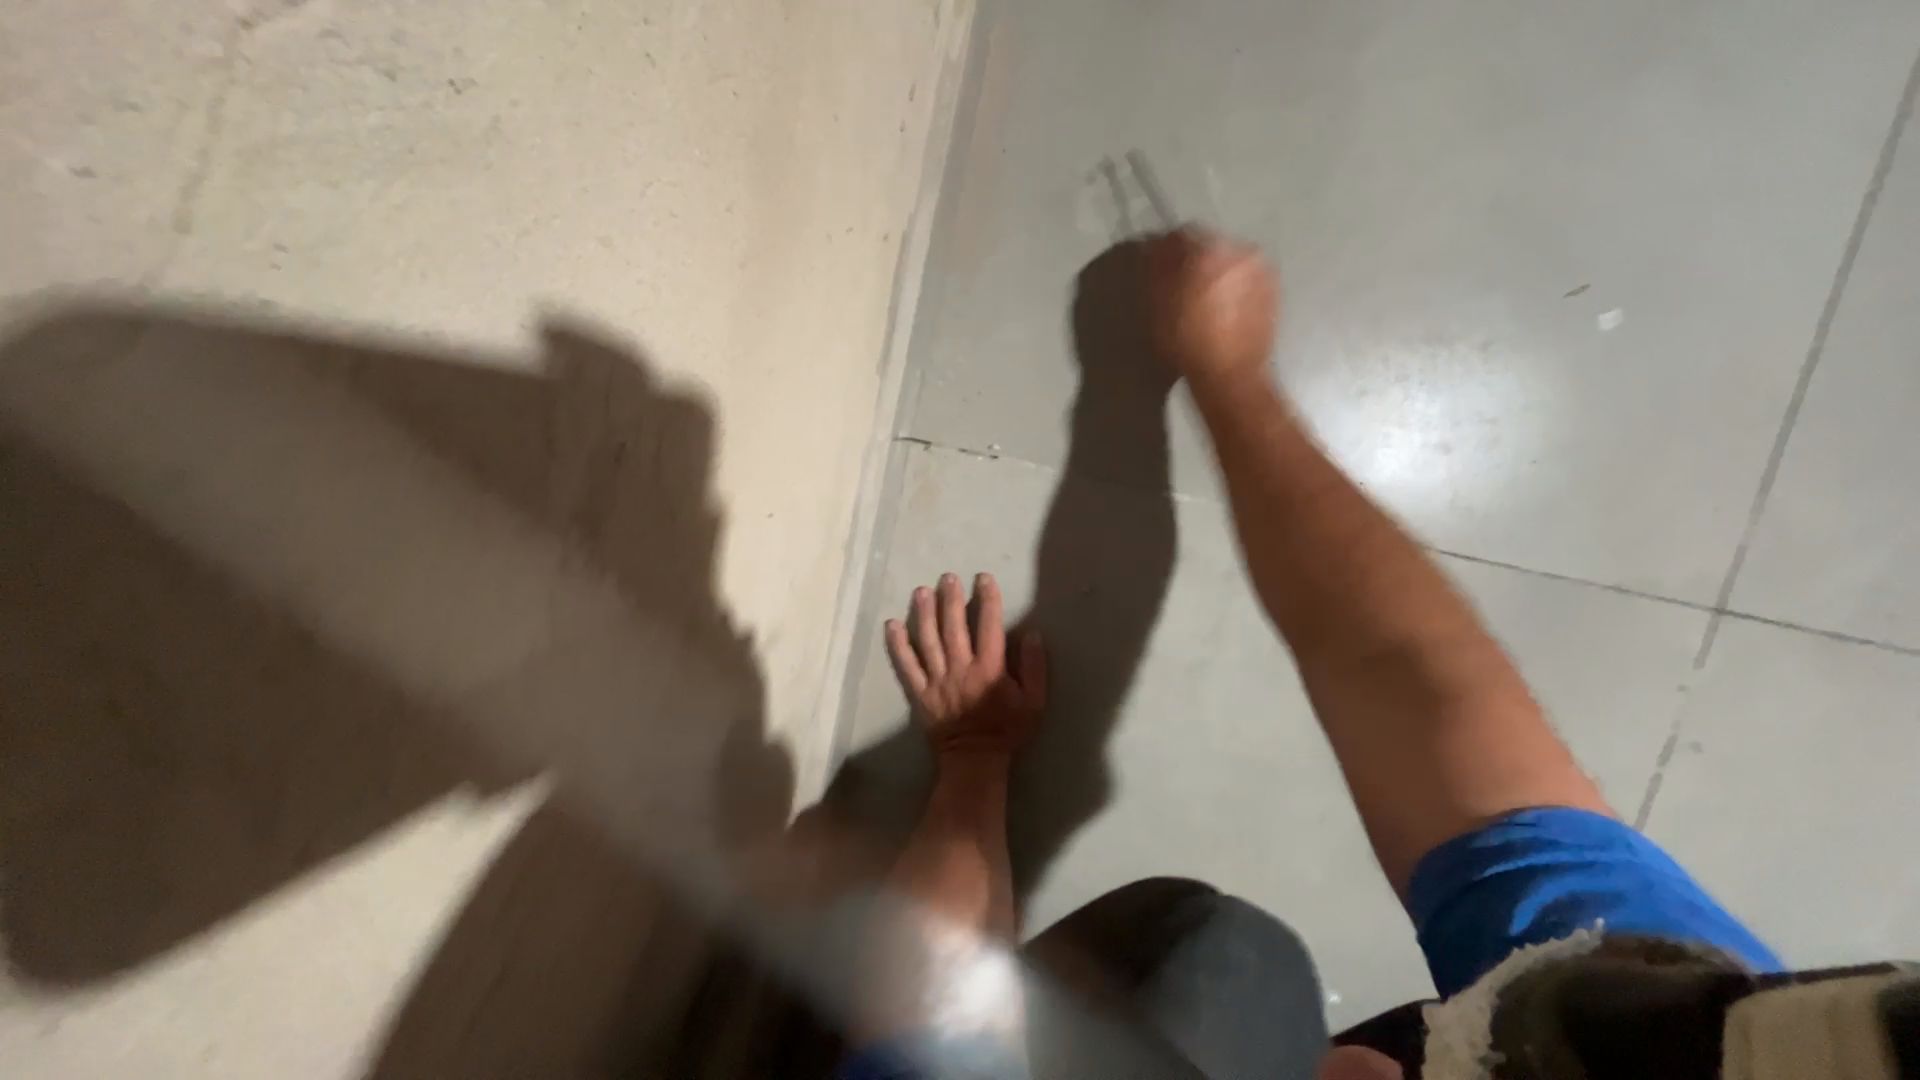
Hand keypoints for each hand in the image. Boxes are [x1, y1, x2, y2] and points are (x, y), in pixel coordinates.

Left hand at [885, 573, 1045, 756]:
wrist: (974, 760)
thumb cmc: (1007, 730)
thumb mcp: (1034, 701)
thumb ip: (1034, 667)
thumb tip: (1032, 633)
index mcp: (989, 669)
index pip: (989, 627)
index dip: (987, 600)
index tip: (983, 579)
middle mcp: (960, 670)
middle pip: (954, 627)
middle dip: (951, 599)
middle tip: (948, 577)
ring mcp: (937, 681)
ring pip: (928, 641)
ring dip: (924, 614)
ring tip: (921, 591)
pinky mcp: (919, 693)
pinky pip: (906, 666)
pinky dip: (898, 645)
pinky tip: (892, 624)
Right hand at [1145, 229, 1279, 388]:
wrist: (1231, 375)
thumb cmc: (1186, 342)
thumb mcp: (1158, 306)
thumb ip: (1156, 268)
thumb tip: (1156, 246)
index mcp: (1208, 250)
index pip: (1181, 234)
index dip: (1166, 250)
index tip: (1157, 267)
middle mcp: (1240, 250)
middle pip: (1210, 246)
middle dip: (1194, 260)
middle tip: (1181, 285)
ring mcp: (1261, 269)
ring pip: (1230, 261)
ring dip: (1217, 273)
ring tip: (1205, 300)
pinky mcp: (1273, 290)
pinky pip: (1247, 278)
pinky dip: (1235, 287)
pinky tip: (1224, 309)